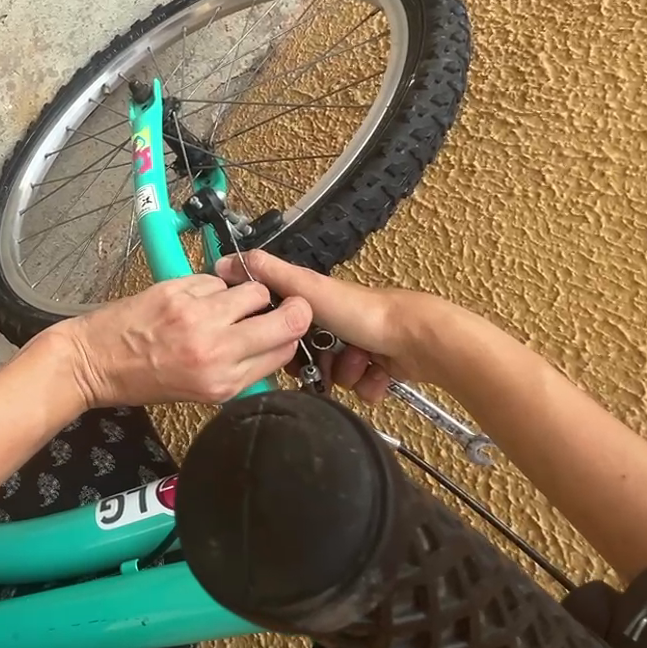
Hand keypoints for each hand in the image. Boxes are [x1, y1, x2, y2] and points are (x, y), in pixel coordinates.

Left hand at [47, 274, 311, 407]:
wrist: (92, 362)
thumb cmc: (140, 380)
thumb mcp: (197, 393)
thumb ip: (238, 371)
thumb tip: (271, 345)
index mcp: (223, 382)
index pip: (283, 351)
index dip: (289, 336)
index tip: (284, 327)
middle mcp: (216, 350)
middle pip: (284, 319)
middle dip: (289, 308)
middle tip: (281, 303)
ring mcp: (197, 317)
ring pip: (252, 291)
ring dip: (246, 293)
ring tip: (227, 302)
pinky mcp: (177, 291)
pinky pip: (215, 280)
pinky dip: (212, 286)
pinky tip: (195, 298)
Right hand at [216, 250, 457, 400]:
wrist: (419, 340)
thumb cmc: (363, 312)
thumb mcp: (307, 290)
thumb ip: (270, 275)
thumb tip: (227, 259)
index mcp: (317, 302)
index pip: (285, 326)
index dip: (280, 340)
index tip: (284, 348)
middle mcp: (338, 322)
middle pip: (309, 355)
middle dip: (316, 364)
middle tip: (325, 362)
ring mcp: (360, 344)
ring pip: (335, 374)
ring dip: (345, 375)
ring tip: (360, 366)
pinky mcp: (381, 366)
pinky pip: (362, 388)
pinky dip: (368, 386)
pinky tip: (376, 378)